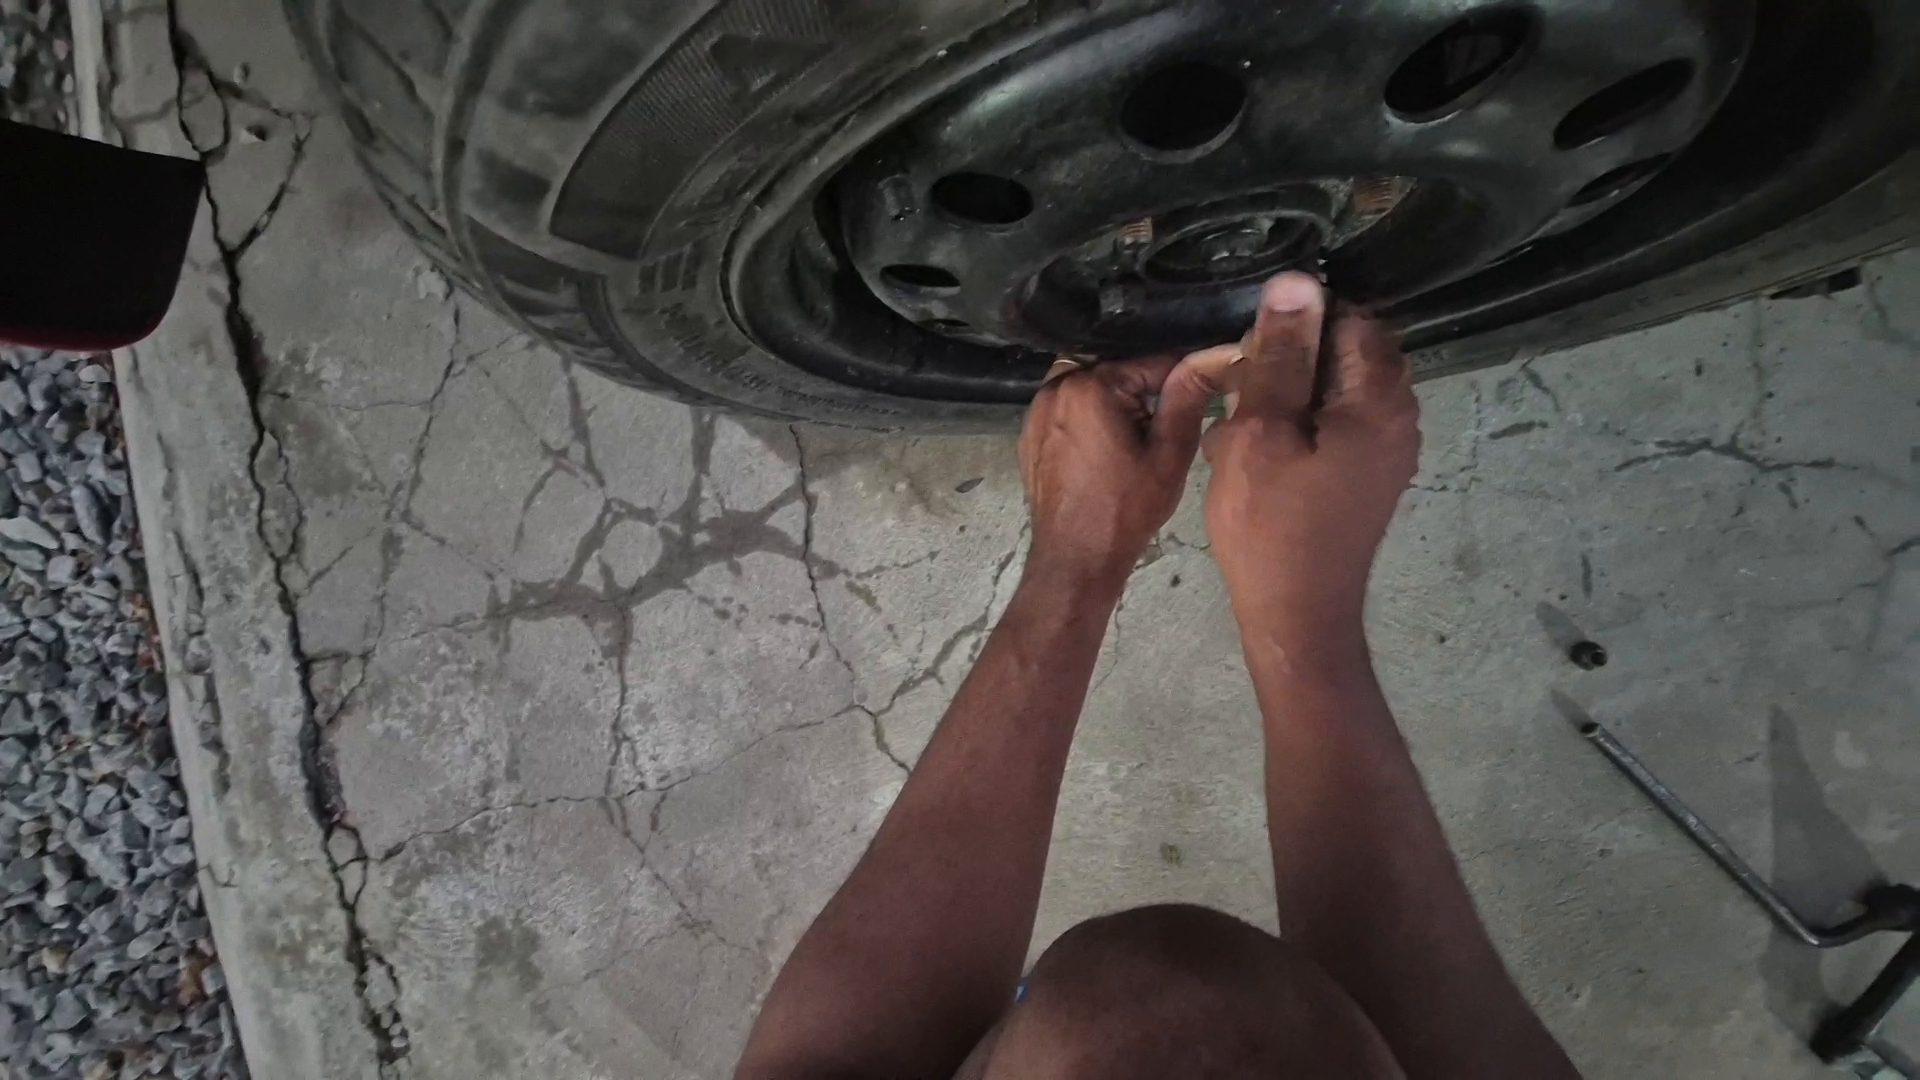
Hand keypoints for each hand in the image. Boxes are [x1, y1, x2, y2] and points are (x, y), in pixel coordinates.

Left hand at [1017, 355, 1213, 589]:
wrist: (1075, 557)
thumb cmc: (1125, 510)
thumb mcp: (1169, 454)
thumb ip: (1187, 398)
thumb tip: (1205, 359)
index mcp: (1090, 386)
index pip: (1150, 362)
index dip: (1181, 378)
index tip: (1201, 392)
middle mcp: (1055, 388)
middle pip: (1114, 370)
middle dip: (1142, 390)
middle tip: (1161, 425)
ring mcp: (1036, 411)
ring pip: (1087, 386)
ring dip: (1113, 401)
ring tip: (1133, 437)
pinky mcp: (1029, 434)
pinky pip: (1065, 409)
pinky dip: (1086, 417)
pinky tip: (1104, 449)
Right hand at [1167, 273, 1420, 655]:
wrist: (1295, 615)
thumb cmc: (1271, 526)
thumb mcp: (1262, 433)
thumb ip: (1280, 359)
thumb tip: (1295, 282)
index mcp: (1381, 401)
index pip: (1348, 322)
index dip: (1292, 327)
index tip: (1244, 355)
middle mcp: (1396, 420)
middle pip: (1339, 359)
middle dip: (1279, 369)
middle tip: (1230, 397)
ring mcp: (1381, 454)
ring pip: (1325, 398)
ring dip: (1275, 405)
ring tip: (1230, 437)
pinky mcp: (1360, 480)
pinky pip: (1324, 433)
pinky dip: (1285, 436)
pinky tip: (1246, 461)